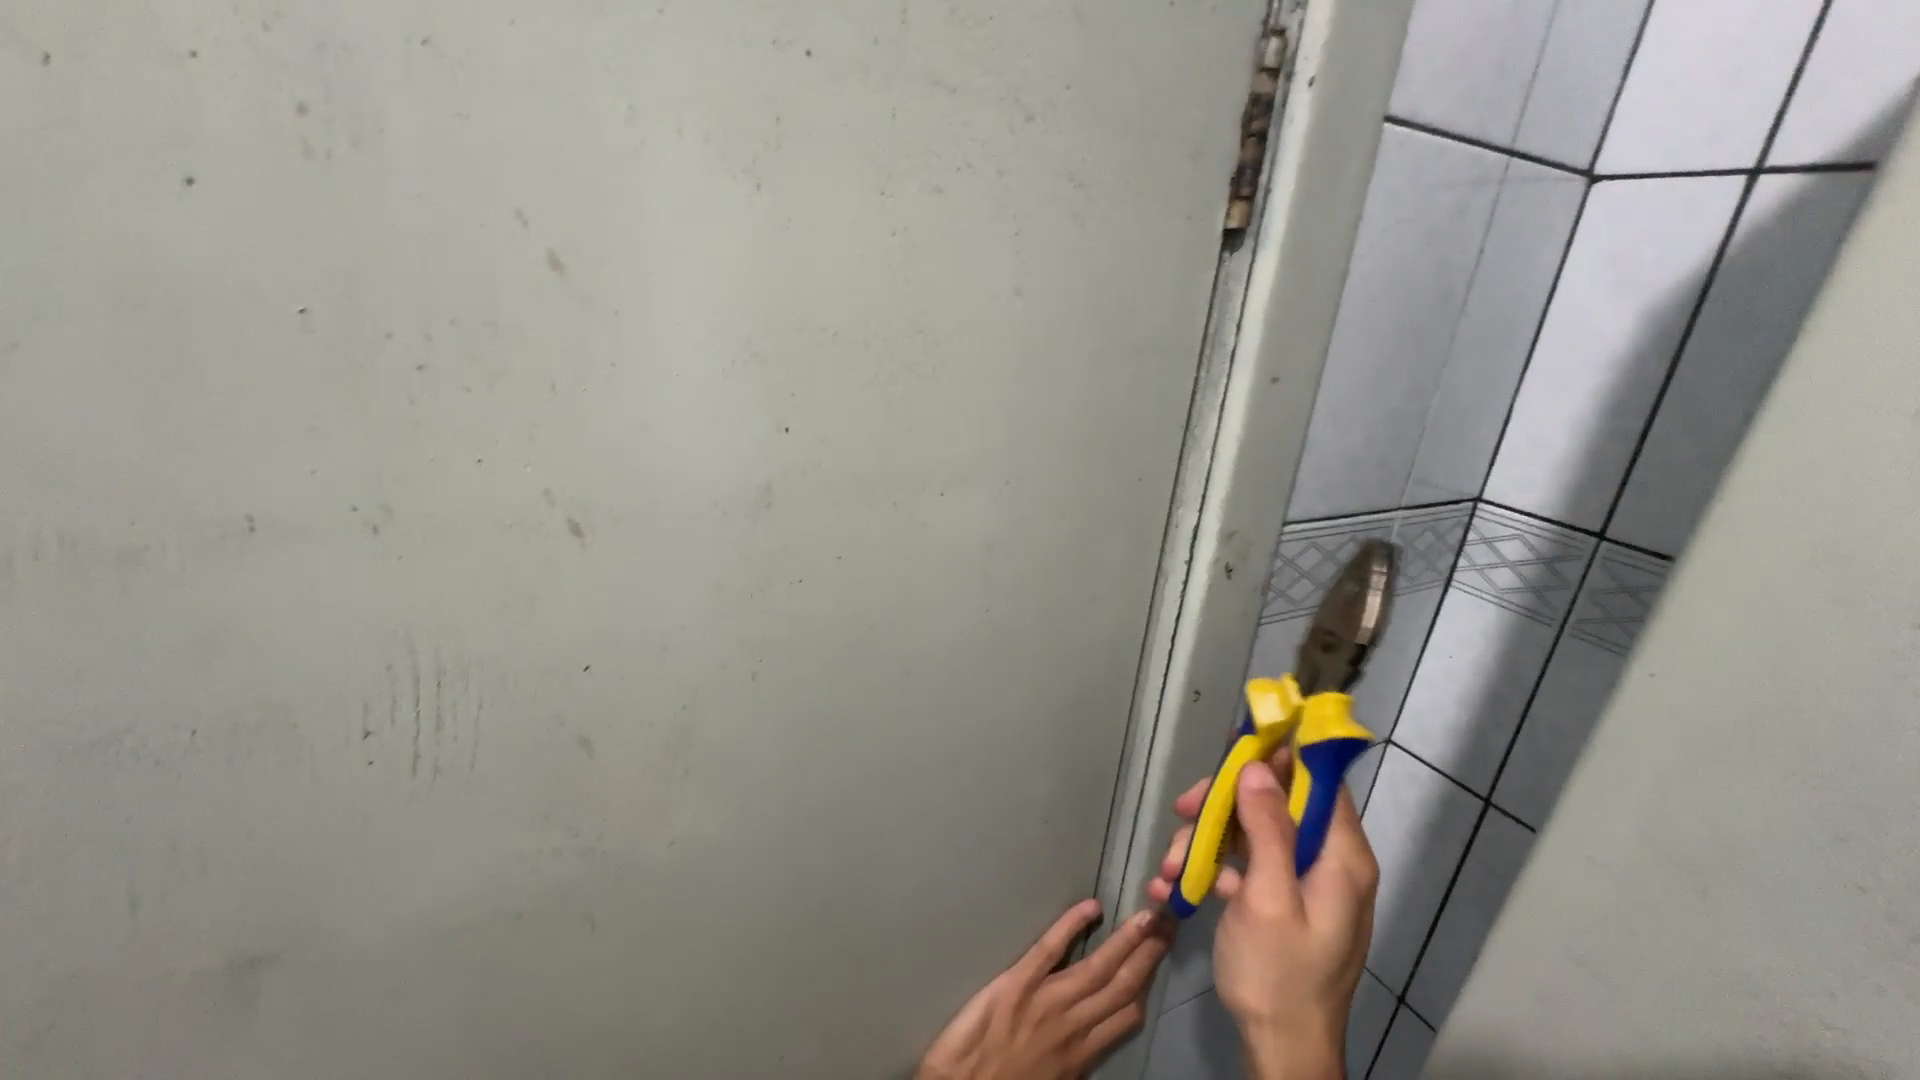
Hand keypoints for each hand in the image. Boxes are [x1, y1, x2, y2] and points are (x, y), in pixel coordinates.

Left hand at [915, 899, 1170, 1079]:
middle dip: (1149, 952)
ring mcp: (1046, 1000)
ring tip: (1149, 914)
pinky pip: (1050, 949)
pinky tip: (1091, 906)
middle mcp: (1072, 1024)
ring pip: (1098, 967)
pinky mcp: (1016, 983)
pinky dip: (1071, 925)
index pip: (1127, 1014)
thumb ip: (1075, 1054)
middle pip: (1122, 984)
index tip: (1163, 955)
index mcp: (1080, 1051)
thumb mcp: (1052, 1078)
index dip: (1148, 982)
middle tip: (1169, 920)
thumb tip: (1092, 1032)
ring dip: (1127, 939)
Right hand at [1145, 760, 1377, 1079]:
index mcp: (1340, 858)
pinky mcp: (1277, 902)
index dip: (1284, 756)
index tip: (1240, 741)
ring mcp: (1300, 883)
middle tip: (1183, 808)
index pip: (1320, 784)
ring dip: (1205, 844)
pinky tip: (1173, 890)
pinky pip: (1244, 868)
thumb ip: (1267, 830)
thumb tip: (1259, 766)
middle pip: (1275, 805)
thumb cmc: (1279, 975)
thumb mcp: (1267, 898)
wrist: (1281, 1049)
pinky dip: (1210, 873)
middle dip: (1223, 806)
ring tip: (1168, 870)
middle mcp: (1326, 863)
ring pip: (1250, 835)